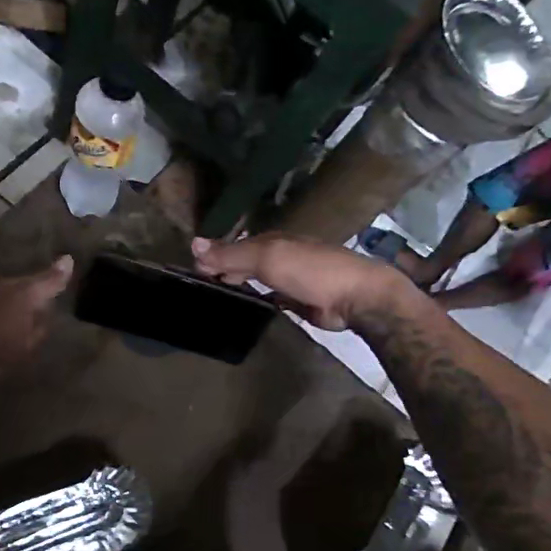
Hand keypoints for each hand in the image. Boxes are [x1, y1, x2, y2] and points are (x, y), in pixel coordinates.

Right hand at [192, 234, 411, 331]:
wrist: (356, 297)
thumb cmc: (311, 270)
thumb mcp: (267, 257)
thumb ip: (231, 254)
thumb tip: (193, 244)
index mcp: (273, 240)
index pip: (235, 245)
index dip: (215, 255)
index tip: (193, 271)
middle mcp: (281, 256)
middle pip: (245, 261)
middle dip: (224, 270)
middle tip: (201, 288)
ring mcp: (291, 279)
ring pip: (256, 280)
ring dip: (239, 285)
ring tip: (216, 299)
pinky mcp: (299, 301)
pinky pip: (270, 298)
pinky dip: (256, 300)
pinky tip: (244, 309)